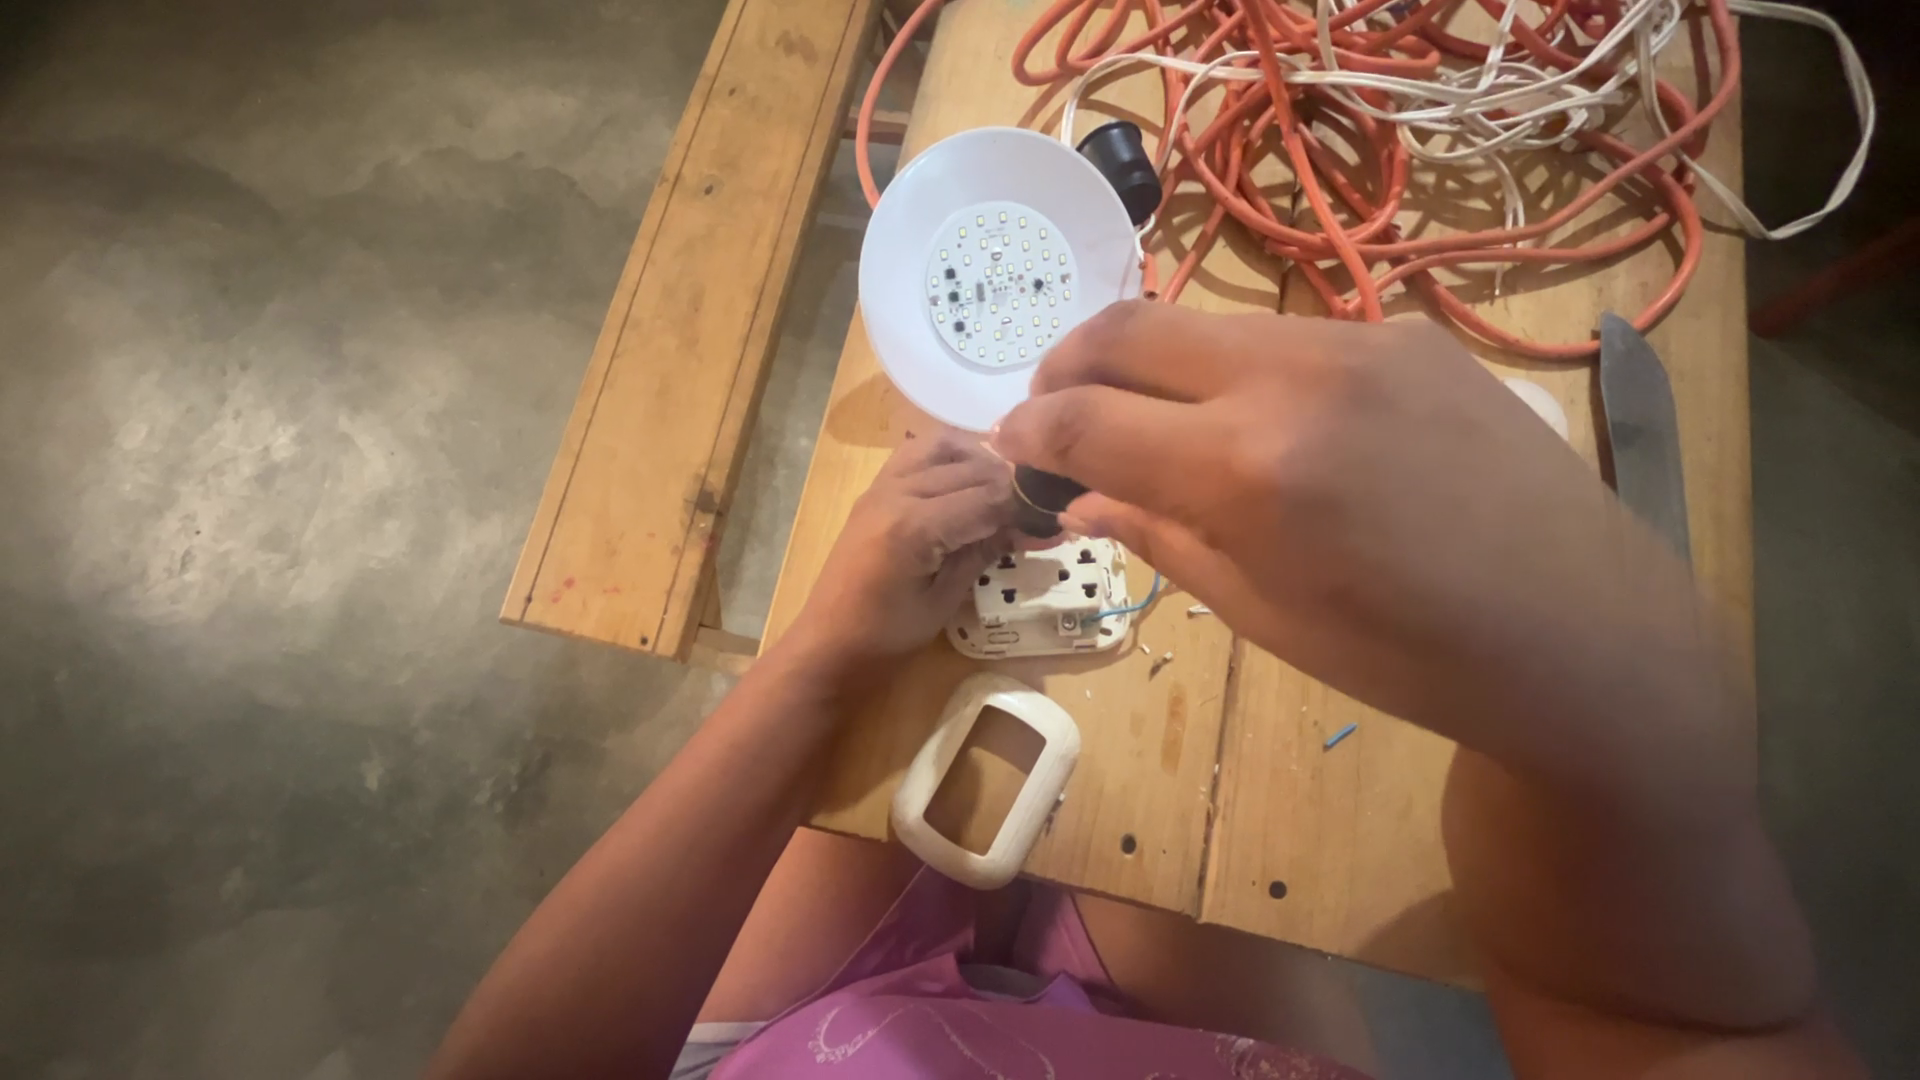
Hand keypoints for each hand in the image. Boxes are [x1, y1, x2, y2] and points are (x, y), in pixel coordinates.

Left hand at [778, 431, 1015, 679]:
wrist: (828, 642)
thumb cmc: (886, 636)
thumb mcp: (945, 600)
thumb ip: (985, 553)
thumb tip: (1039, 529)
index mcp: (914, 527)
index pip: (987, 499)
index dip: (1025, 508)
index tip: (1054, 519)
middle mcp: (897, 493)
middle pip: (969, 468)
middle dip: (1008, 485)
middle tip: (1038, 509)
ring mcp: (881, 486)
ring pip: (941, 446)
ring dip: (977, 460)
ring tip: (1002, 489)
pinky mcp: (874, 490)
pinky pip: (915, 453)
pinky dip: (946, 457)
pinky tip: (965, 481)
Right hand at [993, 302, 1741, 807]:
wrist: (1584, 632)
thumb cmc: (1401, 655)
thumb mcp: (1256, 610)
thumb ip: (1152, 533)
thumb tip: (1075, 498)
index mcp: (1249, 469)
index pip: (1086, 421)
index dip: (1029, 433)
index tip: (1010, 448)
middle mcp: (1292, 376)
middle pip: (1124, 329)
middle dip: (1063, 368)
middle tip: (1052, 417)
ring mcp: (1354, 338)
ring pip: (1195, 323)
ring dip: (1142, 367)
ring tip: (1146, 425)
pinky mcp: (1400, 331)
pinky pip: (1271, 336)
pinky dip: (1221, 372)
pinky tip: (1246, 424)